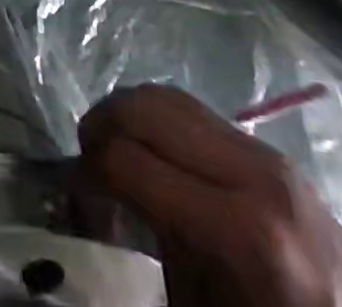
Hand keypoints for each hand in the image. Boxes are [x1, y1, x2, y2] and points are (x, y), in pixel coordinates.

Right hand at [79, 85, 341, 306]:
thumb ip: (146, 243)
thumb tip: (90, 197)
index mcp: (235, 230)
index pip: (129, 161)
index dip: (87, 169)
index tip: (70, 186)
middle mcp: (251, 173)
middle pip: (148, 109)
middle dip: (102, 123)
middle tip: (84, 155)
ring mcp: (266, 154)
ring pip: (171, 97)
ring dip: (129, 112)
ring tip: (111, 144)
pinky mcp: (271, 150)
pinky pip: (198, 112)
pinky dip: (160, 119)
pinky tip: (151, 150)